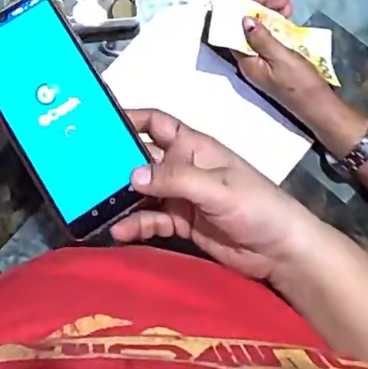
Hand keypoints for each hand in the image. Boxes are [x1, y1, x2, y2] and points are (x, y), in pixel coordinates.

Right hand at [111, 109, 318, 280]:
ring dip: (123, 197)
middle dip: (118, 161)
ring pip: (143, 191)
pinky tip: (118, 231)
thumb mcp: (216, 187)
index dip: (132, 118)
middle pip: (143, 157)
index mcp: (193, 146)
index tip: (102, 122)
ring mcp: (181, 195)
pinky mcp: (182, 222)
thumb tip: (131, 175)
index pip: (157, 123)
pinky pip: (152, 219)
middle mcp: (183, 166)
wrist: (281, 250)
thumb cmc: (256, 205)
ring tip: (96, 205)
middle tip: (86, 169)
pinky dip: (135, 224)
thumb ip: (174, 179)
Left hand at [234, 0, 367, 155]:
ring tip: (286, 0)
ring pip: (264, 31)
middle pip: (249, 29)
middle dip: (260, 10)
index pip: (235, 32)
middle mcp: (253, 61)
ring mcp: (267, 61)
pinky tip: (289, 13)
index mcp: (247, 62)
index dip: (240, 12)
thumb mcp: (280, 58)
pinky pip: (275, 38)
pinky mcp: (280, 62)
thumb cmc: (300, 83)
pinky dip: (281, 25)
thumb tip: (243, 19)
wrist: (322, 107)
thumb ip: (261, 38)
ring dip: (272, 14)